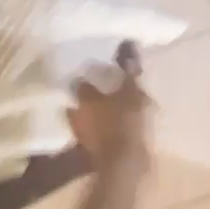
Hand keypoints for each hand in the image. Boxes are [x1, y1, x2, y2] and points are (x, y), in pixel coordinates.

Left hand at [67, 41, 151, 174]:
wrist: (123, 165)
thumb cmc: (125, 123)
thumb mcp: (132, 93)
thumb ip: (129, 71)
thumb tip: (128, 43)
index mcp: (84, 98)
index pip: (79, 83)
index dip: (88, 78)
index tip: (99, 75)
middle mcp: (77, 115)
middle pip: (78, 103)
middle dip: (88, 100)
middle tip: (105, 94)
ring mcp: (82, 136)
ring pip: (85, 121)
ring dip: (94, 117)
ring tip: (112, 114)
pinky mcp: (91, 153)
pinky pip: (95, 137)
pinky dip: (102, 133)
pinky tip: (116, 132)